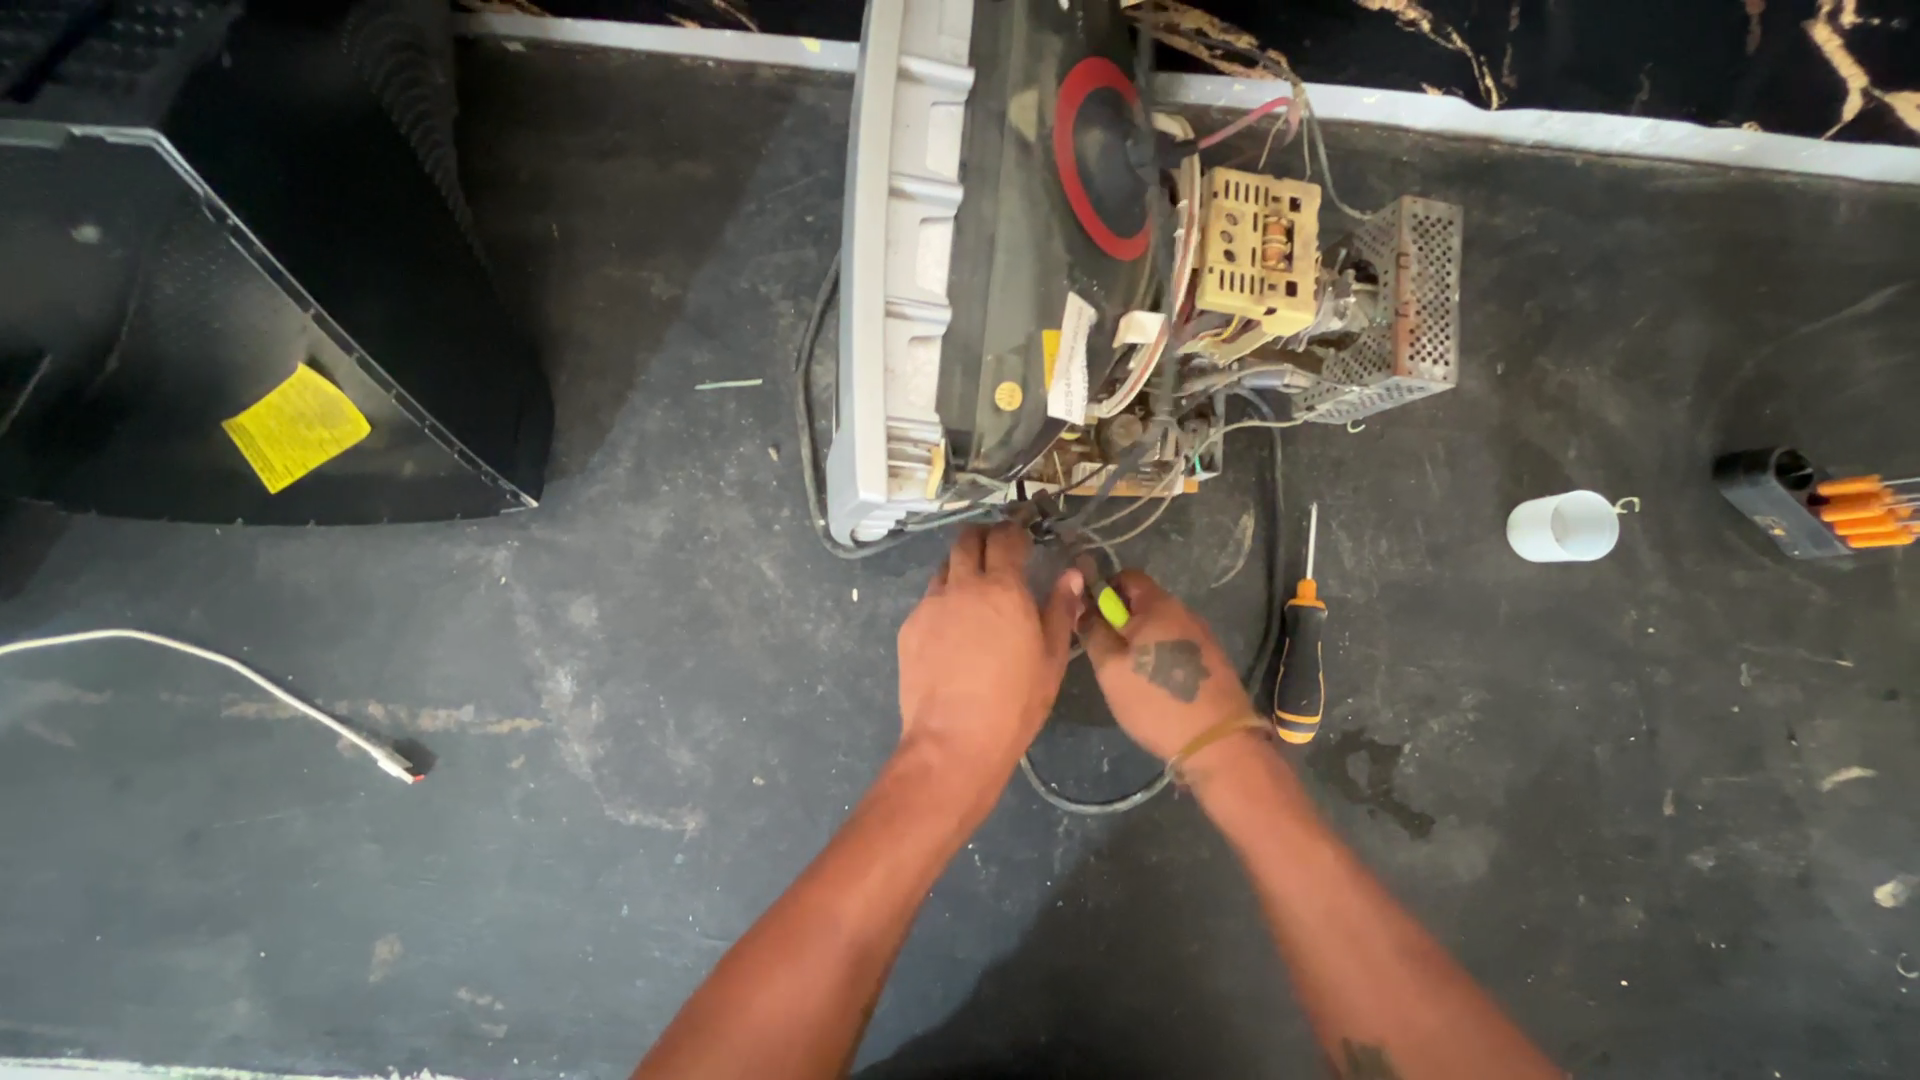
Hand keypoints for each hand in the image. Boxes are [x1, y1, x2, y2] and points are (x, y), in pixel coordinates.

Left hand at [896, 523, 1082, 784]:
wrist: (954, 739)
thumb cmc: (1015, 701)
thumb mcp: (1051, 658)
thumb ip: (1060, 609)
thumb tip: (1072, 574)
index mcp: (1003, 589)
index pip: (1006, 538)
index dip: (1015, 531)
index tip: (1023, 537)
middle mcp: (962, 586)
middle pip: (967, 540)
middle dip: (982, 536)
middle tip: (994, 549)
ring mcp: (930, 605)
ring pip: (944, 568)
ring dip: (960, 566)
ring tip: (972, 587)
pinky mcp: (909, 627)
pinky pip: (928, 600)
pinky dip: (942, 600)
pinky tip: (951, 627)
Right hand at [1081, 569, 1259, 763]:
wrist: (1218, 743)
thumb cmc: (1155, 700)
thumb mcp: (1111, 668)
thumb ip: (1094, 631)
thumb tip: (1082, 605)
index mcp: (1160, 605)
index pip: (1127, 576)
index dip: (1103, 590)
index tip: (1089, 618)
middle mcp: (1185, 613)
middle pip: (1144, 604)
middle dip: (1121, 622)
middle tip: (1105, 654)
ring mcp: (1203, 638)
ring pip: (1161, 629)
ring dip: (1141, 643)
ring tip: (1129, 676)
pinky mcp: (1213, 663)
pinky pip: (1177, 648)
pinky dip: (1160, 658)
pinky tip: (1155, 687)